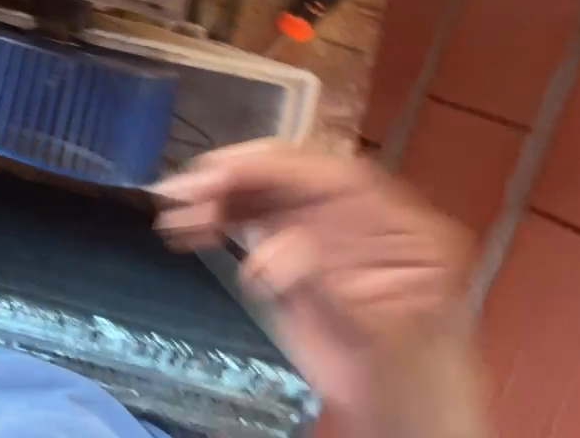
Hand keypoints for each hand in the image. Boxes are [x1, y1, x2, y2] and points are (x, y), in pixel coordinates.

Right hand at [153, 145, 489, 437]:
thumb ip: (334, 292)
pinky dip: (209, 218)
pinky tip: (183, 228)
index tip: (218, 174)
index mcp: (401, 227)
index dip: (270, 167)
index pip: (330, 176)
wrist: (398, 416)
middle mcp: (358, 214)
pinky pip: (242, 215)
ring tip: (172, 214)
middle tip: (181, 193)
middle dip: (226, 179)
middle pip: (284, 177)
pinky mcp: (287, 240)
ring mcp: (320, 225)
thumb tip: (268, 258)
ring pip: (254, 191)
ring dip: (209, 198)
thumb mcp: (383, 339)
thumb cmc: (407, 385)